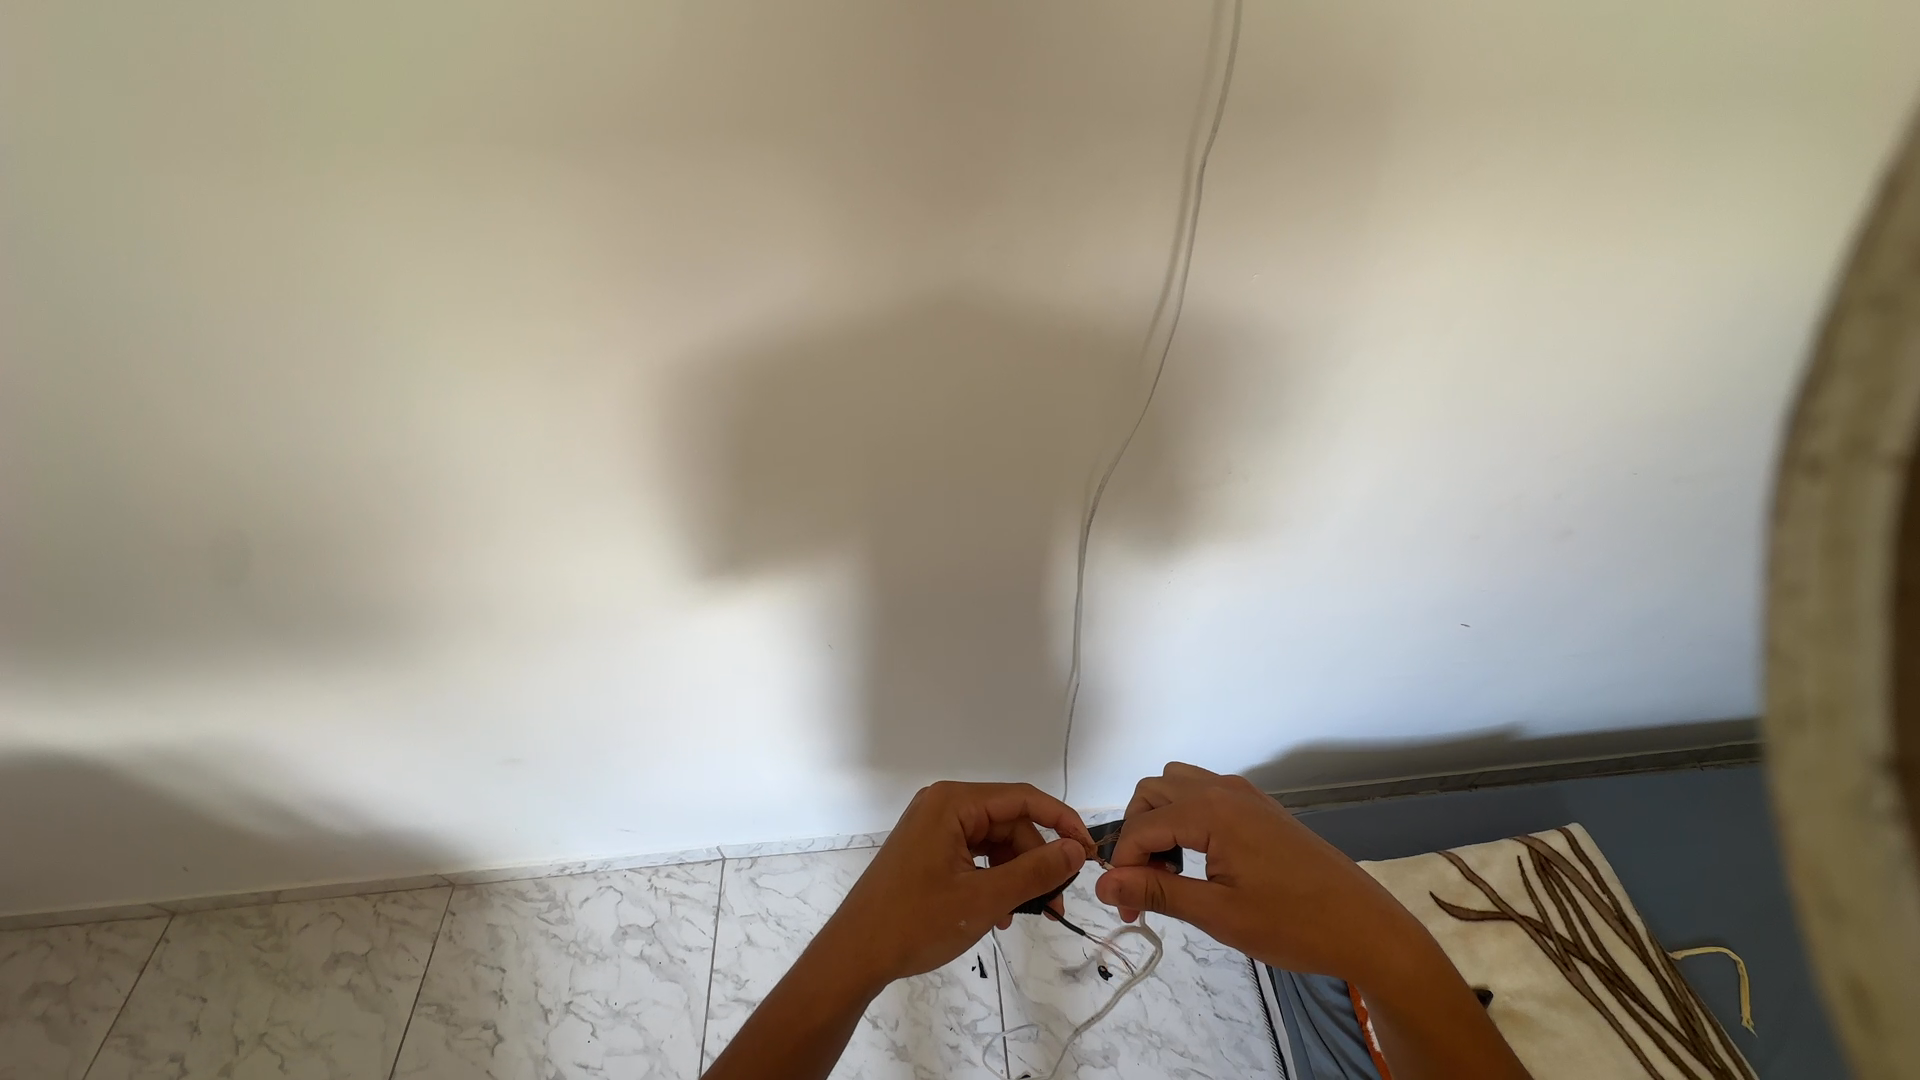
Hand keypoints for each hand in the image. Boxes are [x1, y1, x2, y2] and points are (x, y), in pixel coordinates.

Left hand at [819, 781, 1093, 989]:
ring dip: (1017, 875)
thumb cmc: (916, 922)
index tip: (1088, 852)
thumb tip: (1076, 850)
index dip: (1061, 821)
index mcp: (952, 802)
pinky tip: (1001, 914)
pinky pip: (974, 855)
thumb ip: (1034, 872)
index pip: (1022, 798)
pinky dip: (993, 879)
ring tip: (1031, 914)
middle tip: (1057, 903)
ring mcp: (933, 827)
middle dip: (1037, 860)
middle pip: (1008, 822)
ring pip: (994, 842)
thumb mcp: (983, 900)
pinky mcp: (928, 850)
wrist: (854, 955)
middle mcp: (943, 804)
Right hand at [1093, 762, 1425, 984]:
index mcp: (1211, 810)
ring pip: (1176, 784)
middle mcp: (1223, 789)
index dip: (1123, 864)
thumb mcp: (1218, 914)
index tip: (1124, 908)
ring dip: (1159, 819)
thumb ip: (1156, 891)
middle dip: (1137, 834)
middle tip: (1146, 884)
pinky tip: (1199, 857)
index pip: (1142, 825)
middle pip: (1152, 791)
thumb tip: (1102, 885)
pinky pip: (1203, 792)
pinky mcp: (1258, 806)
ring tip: (1170, 869)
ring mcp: (1244, 793)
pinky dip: (1185, 815)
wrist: (1367, 928)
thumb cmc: (1293, 925)